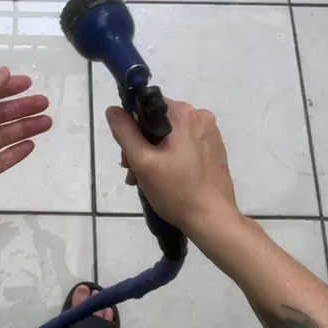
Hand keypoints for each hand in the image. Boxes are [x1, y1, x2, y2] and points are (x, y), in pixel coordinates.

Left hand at [0, 68, 51, 232]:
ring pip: (4, 134)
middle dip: (21, 107)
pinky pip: (4, 156)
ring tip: (47, 123)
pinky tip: (32, 144)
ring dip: (25, 126)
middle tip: (45, 103)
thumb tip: (3, 71)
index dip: (7, 86)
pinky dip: (17, 149)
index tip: (29, 83)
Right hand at [106, 100, 241, 241]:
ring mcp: (210, 133)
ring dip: (154, 153)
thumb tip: (113, 110)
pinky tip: (165, 179)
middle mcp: (200, 117)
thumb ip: (124, 132)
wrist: (213, 220)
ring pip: (170, 135)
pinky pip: (185, 145)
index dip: (132, 127)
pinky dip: (171, 157)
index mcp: (184, 113)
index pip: (146, 107)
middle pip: (158, 122)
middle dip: (141, 145)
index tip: (127, 153)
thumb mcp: (142, 161)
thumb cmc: (176, 190)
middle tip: (133, 172)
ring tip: (146, 180)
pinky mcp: (214, 149)